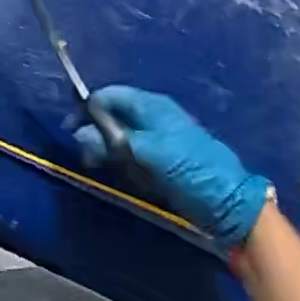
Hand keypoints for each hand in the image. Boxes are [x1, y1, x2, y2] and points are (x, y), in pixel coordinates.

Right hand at [75, 86, 269, 248]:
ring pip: (121, 135)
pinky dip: (122, 161)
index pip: (112, 95)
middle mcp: (154, 117)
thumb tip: (81, 132)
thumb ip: (115, 141)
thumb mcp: (152, 153)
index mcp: (153, 106)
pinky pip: (132, 153)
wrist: (229, 205)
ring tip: (102, 166)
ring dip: (108, 149)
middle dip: (96, 131)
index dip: (89, 107)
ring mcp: (159, 139)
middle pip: (114, 114)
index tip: (70, 129)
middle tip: (88, 156)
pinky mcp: (161, 159)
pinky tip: (122, 173)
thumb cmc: (192, 171)